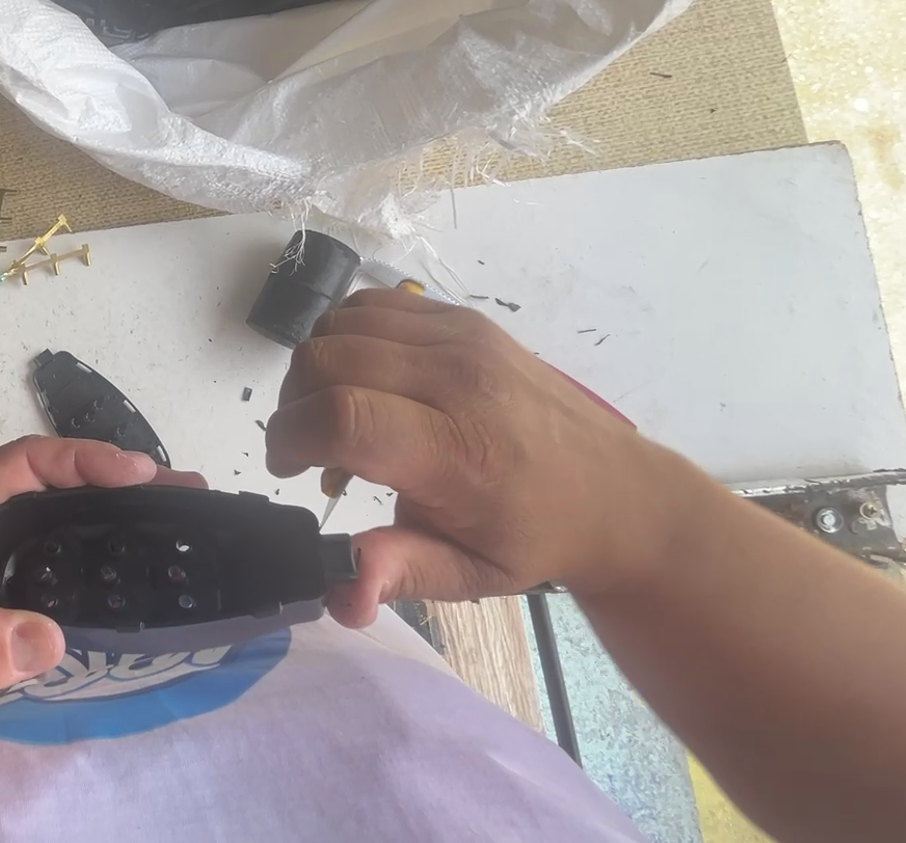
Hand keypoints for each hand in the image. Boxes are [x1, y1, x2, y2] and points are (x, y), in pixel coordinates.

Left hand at [0, 436, 206, 745]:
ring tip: (177, 510)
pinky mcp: (13, 574)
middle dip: (117, 475)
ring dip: (118, 504)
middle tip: (180, 487)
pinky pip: (66, 542)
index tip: (133, 472)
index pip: (22, 464)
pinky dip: (106, 539)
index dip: (78, 459)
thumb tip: (44, 636)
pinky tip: (140, 554)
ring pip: (64, 506)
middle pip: (55, 476)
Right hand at [265, 288, 711, 626]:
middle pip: (324, 362)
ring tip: (332, 410)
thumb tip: (343, 599)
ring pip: (336, 328)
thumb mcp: (468, 574)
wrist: (618, 490)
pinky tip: (359, 376)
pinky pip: (366, 306)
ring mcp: (461, 339)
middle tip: (309, 444)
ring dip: (313, 371)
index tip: (287, 467)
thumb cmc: (531, 537)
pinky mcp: (461, 318)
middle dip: (292, 404)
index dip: (290, 437)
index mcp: (460, 452)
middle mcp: (458, 381)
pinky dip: (341, 337)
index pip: (343, 417)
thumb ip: (398, 574)